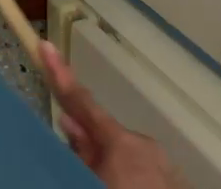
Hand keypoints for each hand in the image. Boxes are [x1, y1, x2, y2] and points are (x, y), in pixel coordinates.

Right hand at [40, 42, 185, 188]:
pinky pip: (140, 172)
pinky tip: (112, 180)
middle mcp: (148, 149)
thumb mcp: (87, 178)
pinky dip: (123, 175)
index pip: (83, 102)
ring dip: (104, 160)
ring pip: (123, 155)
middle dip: (85, 136)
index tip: (44, 45)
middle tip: (65, 138)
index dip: (60, 72)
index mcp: (124, 144)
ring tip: (91, 172)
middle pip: (105, 132)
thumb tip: (69, 124)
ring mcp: (166, 170)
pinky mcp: (175, 185)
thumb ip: (78, 151)